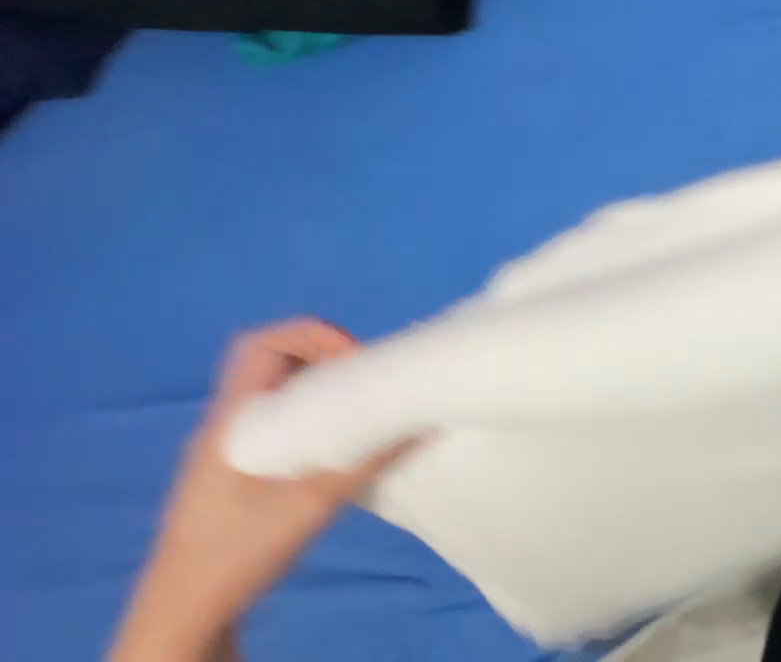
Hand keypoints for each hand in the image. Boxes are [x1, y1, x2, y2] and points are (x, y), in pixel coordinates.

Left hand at [109, 320, 418, 661]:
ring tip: (364, 409)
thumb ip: (369, 460)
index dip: (312, 337)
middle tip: (370, 381)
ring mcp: (230, 444)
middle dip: (329, 359)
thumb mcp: (311, 504)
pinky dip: (316, 413)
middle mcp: (228, 422)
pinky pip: (281, 417)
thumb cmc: (238, 551)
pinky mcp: (238, 466)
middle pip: (276, 361)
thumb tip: (428, 423)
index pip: (261, 344)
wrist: (183, 612)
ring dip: (325, 388)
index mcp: (232, 419)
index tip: (354, 361)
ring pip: (281, 389)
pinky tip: (341, 442)